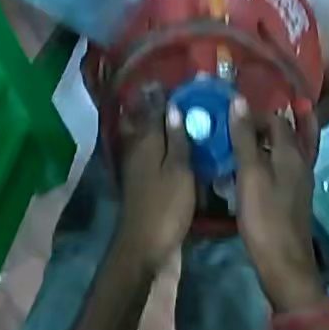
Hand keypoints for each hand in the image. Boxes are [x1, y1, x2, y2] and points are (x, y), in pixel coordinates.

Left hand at [112, 103, 195, 272]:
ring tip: (189, 122)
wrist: (143, 245)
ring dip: (166, 128)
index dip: (169, 95)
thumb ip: (178, 138)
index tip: (187, 85)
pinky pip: (154, 154)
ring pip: (152, 137)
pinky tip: (181, 151)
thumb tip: (174, 106)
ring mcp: (137, 164)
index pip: (157, 108)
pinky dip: (166, 147)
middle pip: (152, 120)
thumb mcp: (179, 170)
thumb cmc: (165, 205)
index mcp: (147, 140)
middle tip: (191, 102)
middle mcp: (138, 147)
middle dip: (167, 109)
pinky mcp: (141, 180)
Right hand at [229, 95, 325, 310]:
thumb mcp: (250, 172)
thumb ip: (244, 136)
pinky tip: (241, 168)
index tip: (228, 118)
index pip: (276, 119)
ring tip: (233, 142)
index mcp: (292, 152)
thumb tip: (239, 100)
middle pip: (283, 132)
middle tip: (232, 124)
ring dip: (261, 142)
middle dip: (261, 124)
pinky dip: (261, 161)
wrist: (283, 264)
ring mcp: (297, 181)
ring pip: (280, 150)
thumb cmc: (265, 216)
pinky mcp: (289, 196)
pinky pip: (276, 167)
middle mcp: (299, 162)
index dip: (253, 114)